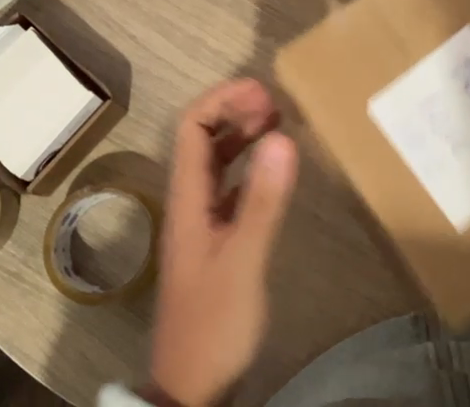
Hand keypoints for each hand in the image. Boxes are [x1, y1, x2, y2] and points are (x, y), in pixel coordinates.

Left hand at [149, 78, 299, 405]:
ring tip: (279, 124)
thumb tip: (282, 135)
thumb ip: (263, 201)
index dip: (224, 100)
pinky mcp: (216, 243)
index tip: (264, 92)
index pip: (193, 127)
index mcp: (187, 199)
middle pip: (203, 139)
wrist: (191, 387)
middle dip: (236, 111)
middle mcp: (189, 202)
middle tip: (277, 104)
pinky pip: (231, 188)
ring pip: (217, 163)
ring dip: (243, 137)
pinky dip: (252, 169)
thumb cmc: (214, 323)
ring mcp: (201, 223)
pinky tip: (275, 174)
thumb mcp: (244, 260)